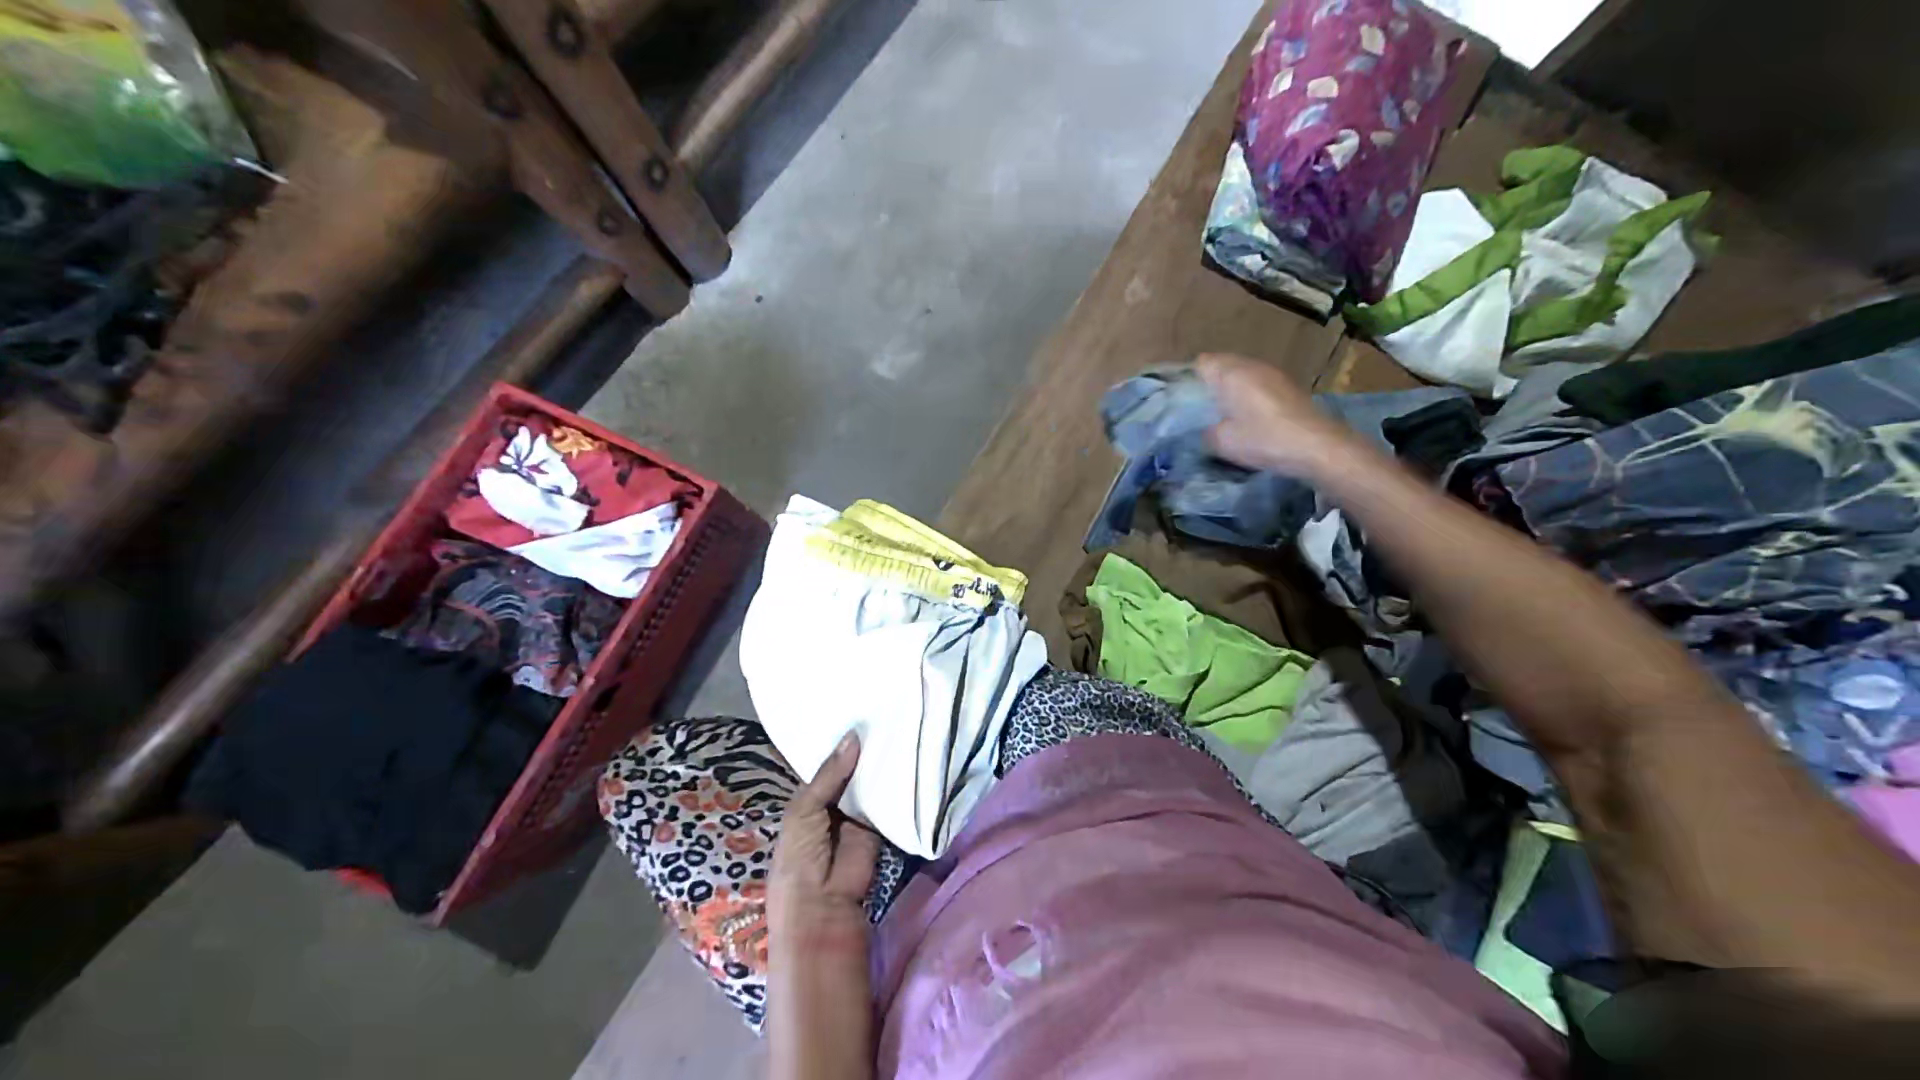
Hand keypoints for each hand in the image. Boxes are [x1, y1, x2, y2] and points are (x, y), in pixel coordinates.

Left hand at [769, 731, 880, 960]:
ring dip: (878, 765)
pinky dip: (893, 787)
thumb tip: (853, 735)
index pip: (824, 766)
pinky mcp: (879, 828)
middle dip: (860, 751)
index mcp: (807, 800)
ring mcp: (856, 817)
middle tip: (881, 713)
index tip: (854, 712)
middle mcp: (832, 805)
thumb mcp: (804, 809)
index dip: (836, 745)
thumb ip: (829, 774)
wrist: (822, 908)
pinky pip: (885, 803)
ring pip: (867, 786)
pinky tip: (905, 757)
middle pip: (848, 773)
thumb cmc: (799, 857)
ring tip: (896, 727)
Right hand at [1197, 352, 1355, 477]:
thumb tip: (1204, 428)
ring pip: (1241, 374)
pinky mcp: (1287, 386)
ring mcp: (1272, 373)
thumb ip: (1204, 430)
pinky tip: (1247, 417)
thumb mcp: (1221, 442)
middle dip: (1208, 384)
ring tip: (1221, 414)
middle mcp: (1251, 365)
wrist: (1317, 446)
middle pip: (1221, 365)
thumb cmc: (1263, 439)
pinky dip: (1247, 395)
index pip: (1200, 363)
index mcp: (1230, 372)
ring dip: (1229, 389)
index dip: (1188, 380)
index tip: (1181, 401)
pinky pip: (1257, 383)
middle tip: (1198, 410)